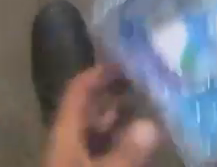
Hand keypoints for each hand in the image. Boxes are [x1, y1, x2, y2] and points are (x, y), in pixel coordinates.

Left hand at [43, 64, 160, 166]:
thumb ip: (126, 150)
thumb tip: (153, 125)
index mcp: (64, 128)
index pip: (79, 87)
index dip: (100, 72)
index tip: (125, 60)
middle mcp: (66, 138)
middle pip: (89, 108)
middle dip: (115, 95)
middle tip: (145, 83)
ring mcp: (72, 156)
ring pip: (96, 132)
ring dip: (120, 122)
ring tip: (149, 111)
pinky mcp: (81, 165)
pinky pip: (100, 150)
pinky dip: (118, 143)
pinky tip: (139, 144)